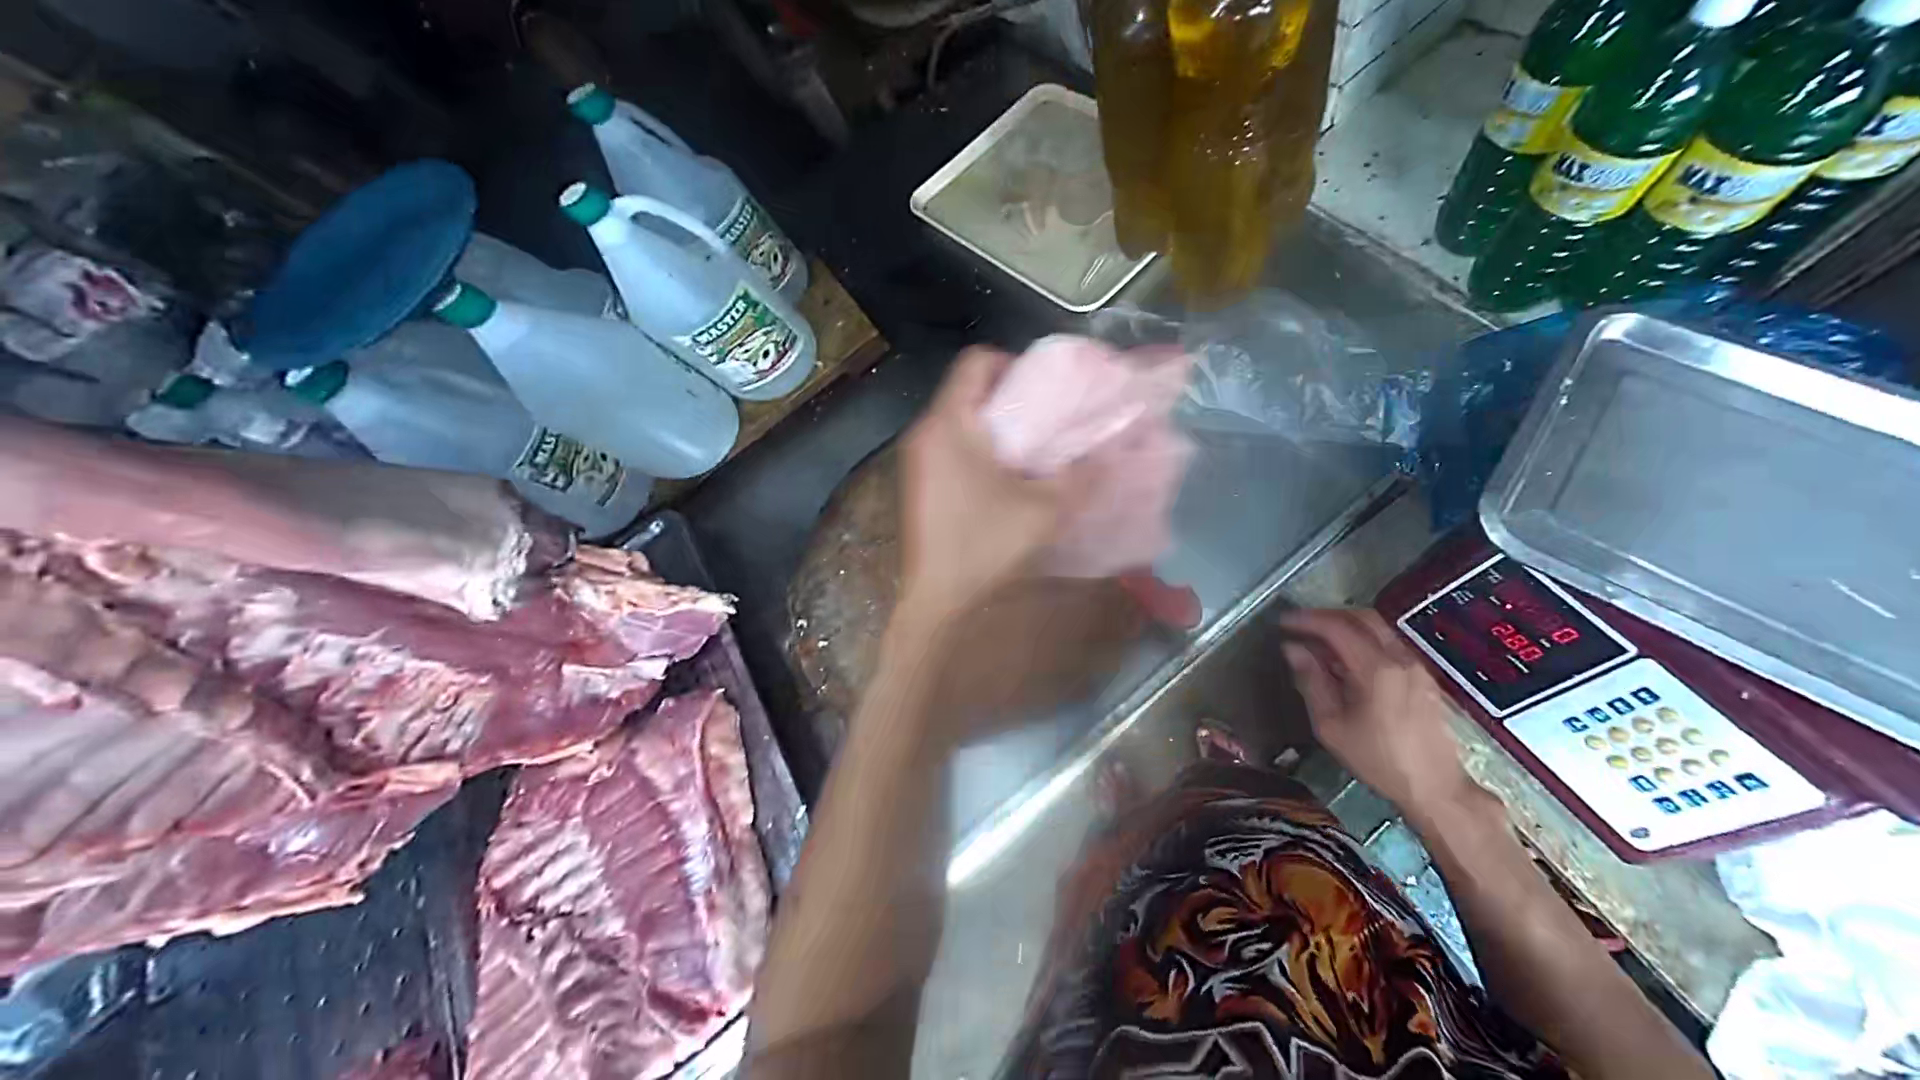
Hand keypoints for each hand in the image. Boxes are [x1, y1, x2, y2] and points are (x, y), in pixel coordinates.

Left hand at [894, 348, 1087, 627]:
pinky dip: (977, 448)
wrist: (935, 599)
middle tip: (1047, 420)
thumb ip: (1082, 474)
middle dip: (1010, 397)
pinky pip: (949, 445)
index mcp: (949, 423)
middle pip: (967, 389)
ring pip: (958, 419)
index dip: (1014, 363)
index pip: (976, 361)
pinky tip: (1004, 478)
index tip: (1044, 391)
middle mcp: (924, 432)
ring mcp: (915, 459)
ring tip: (1032, 449)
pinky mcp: (916, 483)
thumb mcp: (1045, 509)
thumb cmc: (985, 545)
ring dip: (995, 426)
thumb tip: (1110, 450)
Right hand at [1280, 608, 1478, 820]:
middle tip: (1300, 624)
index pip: (1337, 627)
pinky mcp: (1423, 675)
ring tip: (1320, 640)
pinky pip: (1388, 642)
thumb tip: (1293, 649)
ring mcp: (1416, 665)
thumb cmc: (1378, 759)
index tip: (1283, 621)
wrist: (1436, 786)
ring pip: (1378, 626)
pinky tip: (1346, 658)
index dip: (1306, 619)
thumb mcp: (1331, 726)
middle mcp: (1400, 658)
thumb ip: (1310, 681)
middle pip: (1361, 617)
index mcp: (1376, 669)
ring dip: (1346, 625)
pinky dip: (1363, 638)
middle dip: (1326, 615)